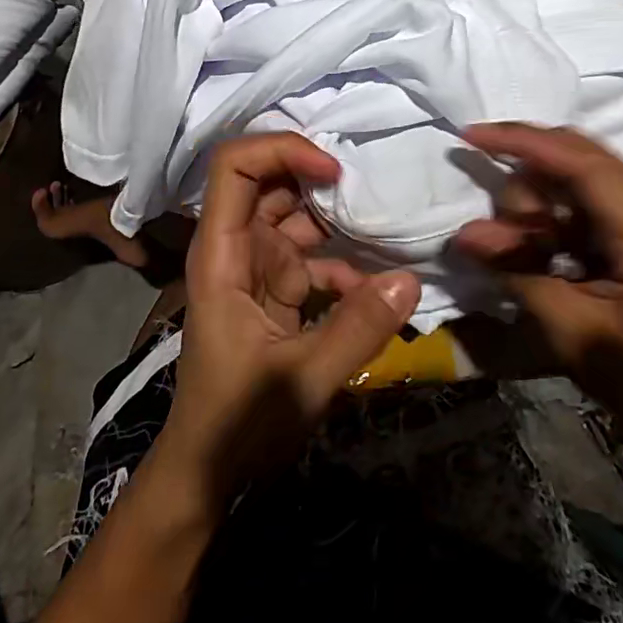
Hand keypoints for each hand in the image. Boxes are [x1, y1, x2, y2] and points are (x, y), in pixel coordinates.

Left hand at [159, 133, 421, 494]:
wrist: (209, 470)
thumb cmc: (238, 423)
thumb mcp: (302, 380)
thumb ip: (357, 329)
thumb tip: (412, 279)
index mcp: (224, 256)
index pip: (234, 168)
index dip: (281, 151)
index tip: (334, 173)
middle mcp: (239, 250)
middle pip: (273, 184)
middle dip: (323, 180)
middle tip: (379, 187)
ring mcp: (260, 270)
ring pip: (300, 219)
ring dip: (343, 221)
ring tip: (394, 225)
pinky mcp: (280, 292)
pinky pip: (317, 259)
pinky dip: (349, 264)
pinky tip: (383, 286)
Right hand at [455, 123, 622, 447]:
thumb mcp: (570, 329)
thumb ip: (518, 271)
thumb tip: (465, 235)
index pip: (586, 164)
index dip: (527, 144)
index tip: (474, 136)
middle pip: (583, 160)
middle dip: (529, 183)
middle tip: (502, 233)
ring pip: (585, 175)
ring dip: (541, 202)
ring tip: (518, 246)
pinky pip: (595, 197)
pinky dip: (559, 214)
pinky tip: (539, 243)